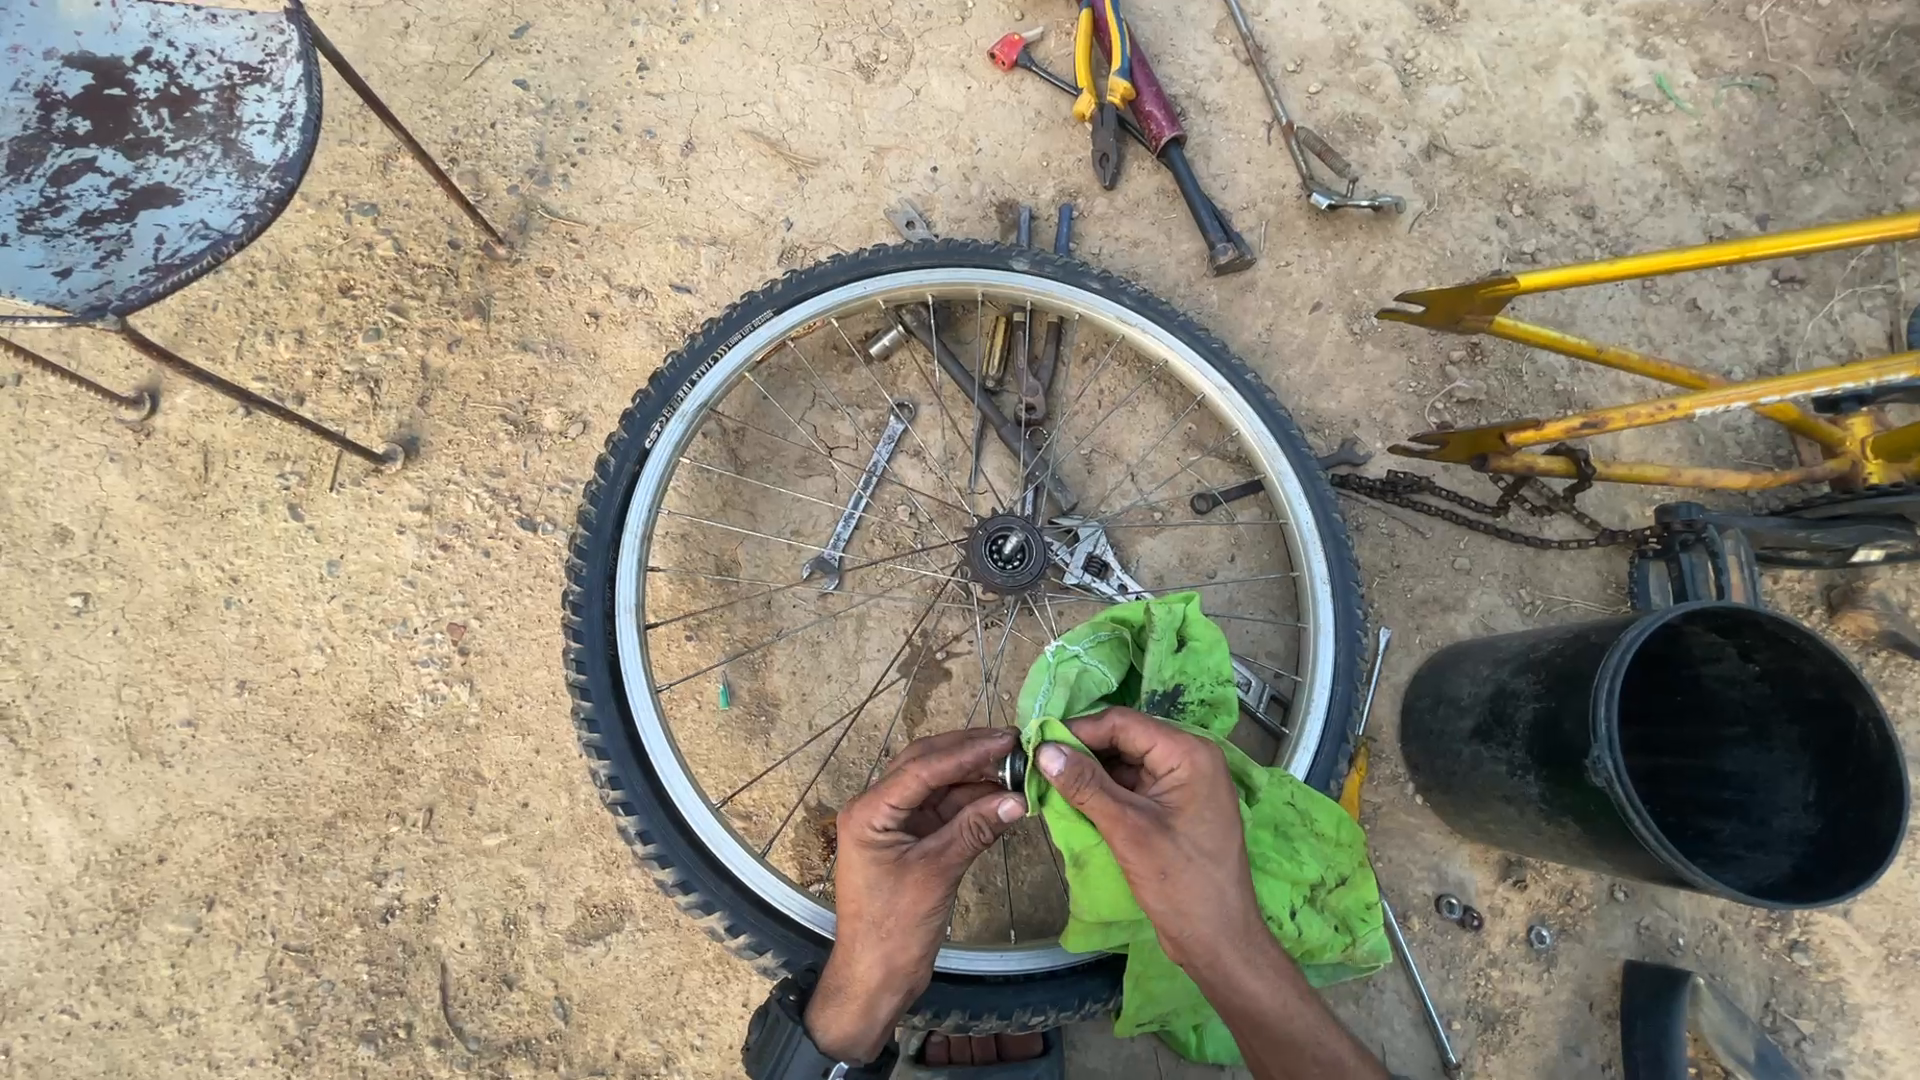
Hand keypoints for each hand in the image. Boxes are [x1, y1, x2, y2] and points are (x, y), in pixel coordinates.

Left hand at [804, 728, 1026, 1061]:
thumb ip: (974, 830)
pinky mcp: (914, 838)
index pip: (922, 768)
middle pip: (928, 764)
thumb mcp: (936, 874)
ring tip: (1016, 767)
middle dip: (970, 752)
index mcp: (870, 810)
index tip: (1005, 740)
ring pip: (939, 784)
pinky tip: (1002, 797)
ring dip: (976, 776)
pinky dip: (973, 802)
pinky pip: (946, 809)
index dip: (966, 752)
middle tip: (1013, 742)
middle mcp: (879, 806)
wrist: (874, 980)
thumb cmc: (893, 930)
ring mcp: (897, 821)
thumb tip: (1017, 799)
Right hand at [1034, 707, 1263, 971]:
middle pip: (1124, 737)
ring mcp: (1183, 782)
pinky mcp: (1174, 804)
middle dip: (1082, 750)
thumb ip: (1085, 785)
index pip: (1122, 722)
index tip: (1038, 743)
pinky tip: (1075, 798)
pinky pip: (1133, 783)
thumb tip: (1044, 750)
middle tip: (1039, 762)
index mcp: (1188, 753)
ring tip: (1049, 779)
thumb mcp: (1128, 829)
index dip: (1078, 730)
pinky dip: (1104, 789)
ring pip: (1125, 760)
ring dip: (1090, 770)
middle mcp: (1189, 757)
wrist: (1220, 942)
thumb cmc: (1181, 884)